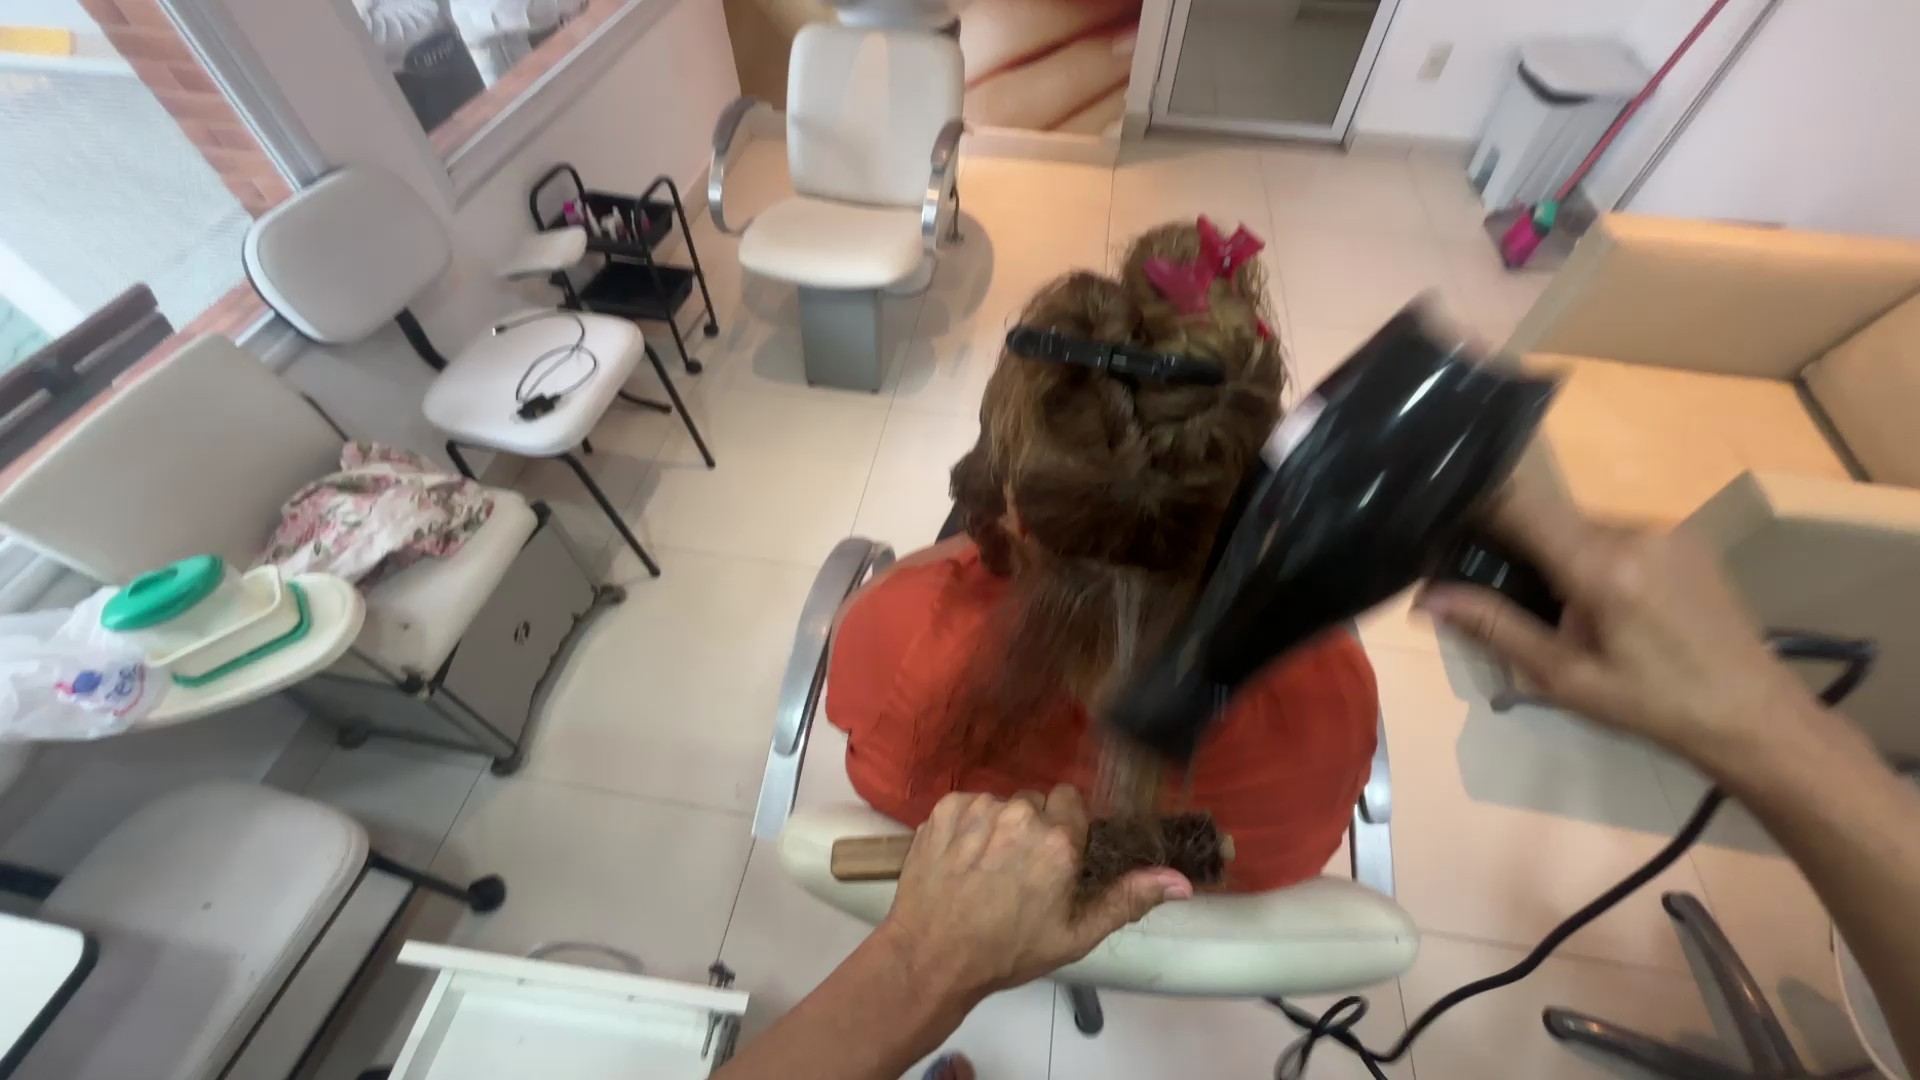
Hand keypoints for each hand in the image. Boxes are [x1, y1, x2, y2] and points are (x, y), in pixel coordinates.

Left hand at [875, 786, 1190, 1005]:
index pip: (1071, 801)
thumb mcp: (1075, 934)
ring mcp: (979, 807)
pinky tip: (960, 857)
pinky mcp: (945, 807)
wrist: (931, 955)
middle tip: (1019, 869)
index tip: (1053, 856)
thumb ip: (1128, 898)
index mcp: (1058, 840)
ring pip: (1001, 804)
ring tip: (985, 868)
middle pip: (1035, 803)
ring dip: (998, 826)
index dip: (1064, 828)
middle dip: (1032, 827)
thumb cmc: (1008, 950)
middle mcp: (1020, 813)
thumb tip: (1180, 881)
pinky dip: (966, 825)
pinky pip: (968, 804)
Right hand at [1417, 471, 1817, 770]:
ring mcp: (1664, 532)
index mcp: (1603, 565)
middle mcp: (1635, 532)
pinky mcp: (1681, 540)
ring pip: (1570, 523)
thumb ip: (1492, 627)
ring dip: (1541, 551)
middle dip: (1502, 543)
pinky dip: (1577, 554)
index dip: (1470, 506)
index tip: (1438, 528)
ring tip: (1538, 602)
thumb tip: (1424, 598)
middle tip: (1479, 586)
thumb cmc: (1652, 705)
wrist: (1759, 720)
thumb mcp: (1561, 674)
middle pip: (1539, 514)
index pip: (1517, 504)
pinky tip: (1582, 598)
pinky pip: (1604, 532)